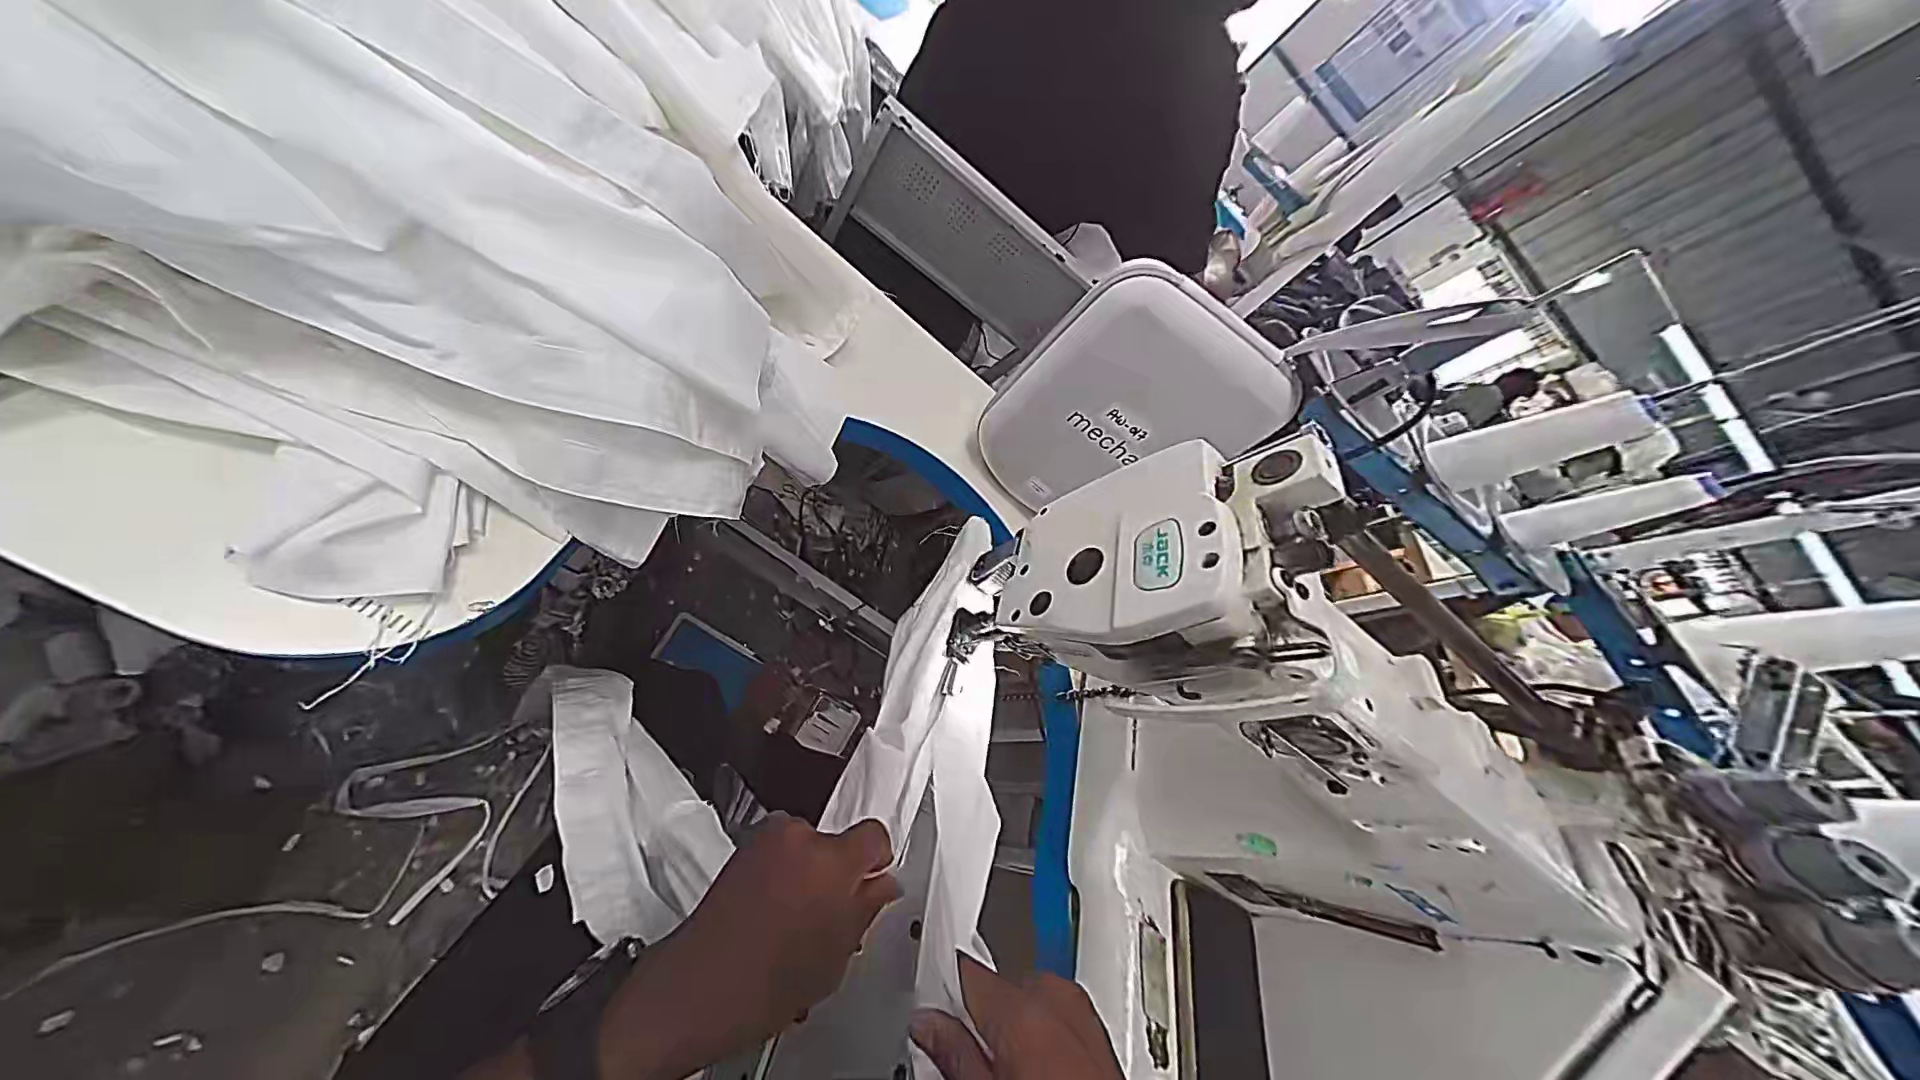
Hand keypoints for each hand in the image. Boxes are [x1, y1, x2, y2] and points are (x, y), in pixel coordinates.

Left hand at [599, 814, 898, 1078]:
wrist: (698, 988)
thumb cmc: (759, 983)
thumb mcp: (836, 956)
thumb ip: (867, 908)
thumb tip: (882, 887)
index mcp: (833, 862)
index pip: (874, 835)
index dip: (878, 859)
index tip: (875, 876)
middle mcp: (800, 839)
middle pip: (839, 841)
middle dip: (840, 871)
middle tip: (833, 911)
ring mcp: (769, 840)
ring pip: (808, 846)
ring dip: (809, 870)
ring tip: (798, 917)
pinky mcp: (745, 847)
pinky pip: (781, 849)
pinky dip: (784, 870)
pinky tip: (777, 911)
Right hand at [911, 954, 1123, 1078]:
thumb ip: (954, 1054)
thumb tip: (929, 1027)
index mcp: (1019, 1010)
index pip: (965, 969)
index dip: (942, 988)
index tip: (931, 1008)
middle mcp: (1053, 997)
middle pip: (996, 986)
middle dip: (980, 1014)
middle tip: (971, 1058)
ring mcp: (1078, 1008)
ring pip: (1025, 997)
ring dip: (1012, 1022)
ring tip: (1010, 1069)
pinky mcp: (1094, 1025)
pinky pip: (1053, 1011)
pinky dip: (1040, 1030)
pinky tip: (1037, 1068)